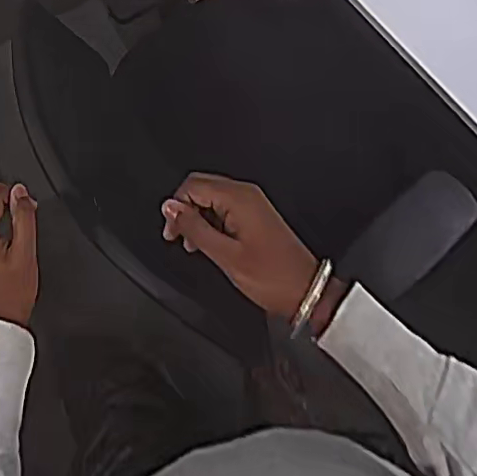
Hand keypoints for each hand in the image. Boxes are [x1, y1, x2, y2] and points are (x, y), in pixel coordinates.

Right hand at [161, 173, 334, 325]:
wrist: (305, 290)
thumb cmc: (272, 276)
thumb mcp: (225, 255)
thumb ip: (194, 227)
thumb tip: (171, 208)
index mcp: (238, 197)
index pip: (193, 185)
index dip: (176, 207)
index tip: (172, 231)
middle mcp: (245, 193)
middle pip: (201, 187)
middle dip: (185, 211)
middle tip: (180, 238)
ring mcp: (252, 202)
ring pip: (211, 197)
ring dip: (197, 218)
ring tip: (196, 245)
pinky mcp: (254, 213)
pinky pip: (224, 207)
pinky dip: (212, 221)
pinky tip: (211, 243)